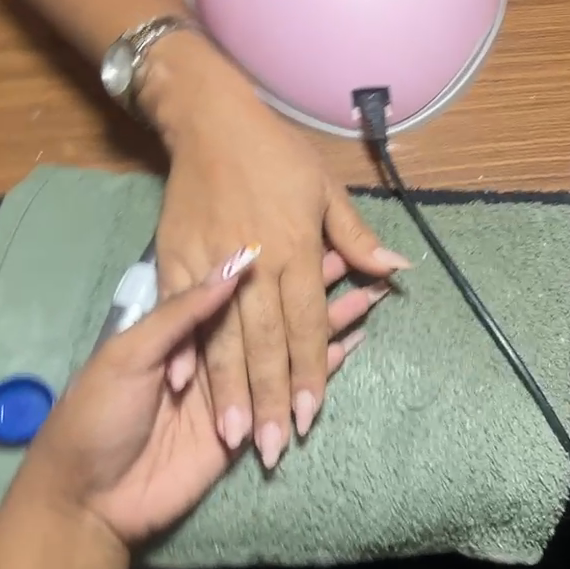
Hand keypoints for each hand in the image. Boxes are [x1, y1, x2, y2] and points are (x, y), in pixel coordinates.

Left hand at [22, 246, 383, 545]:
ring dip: (331, 325)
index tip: (322, 239)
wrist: (86, 495)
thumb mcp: (129, 354)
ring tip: (369, 300)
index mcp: (186, 326)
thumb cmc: (96, 414)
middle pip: (279, 313)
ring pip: (294, 347)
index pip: (247, 285)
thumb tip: (239, 266)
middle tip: (362, 265)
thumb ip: (185, 312)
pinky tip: (351, 347)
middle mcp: (221, 349)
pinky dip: (322, 368)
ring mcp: (238, 386)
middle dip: (319, 290)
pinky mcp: (252, 423)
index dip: (283, 264)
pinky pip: (291, 389)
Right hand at [150, 59, 406, 473]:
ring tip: (234, 437)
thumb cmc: (278, 155)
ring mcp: (210, 263)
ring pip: (222, 337)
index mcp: (296, 249)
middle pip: (265, 343)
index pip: (306, 324)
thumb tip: (396, 269)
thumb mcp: (328, 189)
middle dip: (270, 398)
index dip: (310, 372)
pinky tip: (180, 387)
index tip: (311, 416)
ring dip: (229, 391)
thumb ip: (357, 237)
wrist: (210, 119)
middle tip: (273, 449)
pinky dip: (180, 348)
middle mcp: (255, 264)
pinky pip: (177, 312)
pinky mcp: (172, 257)